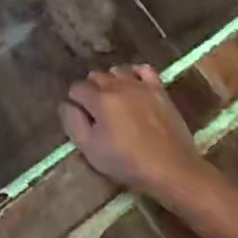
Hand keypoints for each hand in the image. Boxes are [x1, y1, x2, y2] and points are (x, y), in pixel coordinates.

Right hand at [60, 65, 208, 196]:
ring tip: (115, 100)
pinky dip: (135, 73)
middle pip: (96, 76)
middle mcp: (118, 86)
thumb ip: (74, 123)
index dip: (76, 102)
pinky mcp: (159, 90)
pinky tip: (134, 86)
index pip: (77, 88)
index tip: (82, 117)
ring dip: (112, 81)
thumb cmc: (127, 162)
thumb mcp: (91, 150)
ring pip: (118, 70)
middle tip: (97, 112)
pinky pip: (144, 69)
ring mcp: (141, 85)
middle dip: (91, 90)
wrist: (171, 168)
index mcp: (99, 99)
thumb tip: (66, 104)